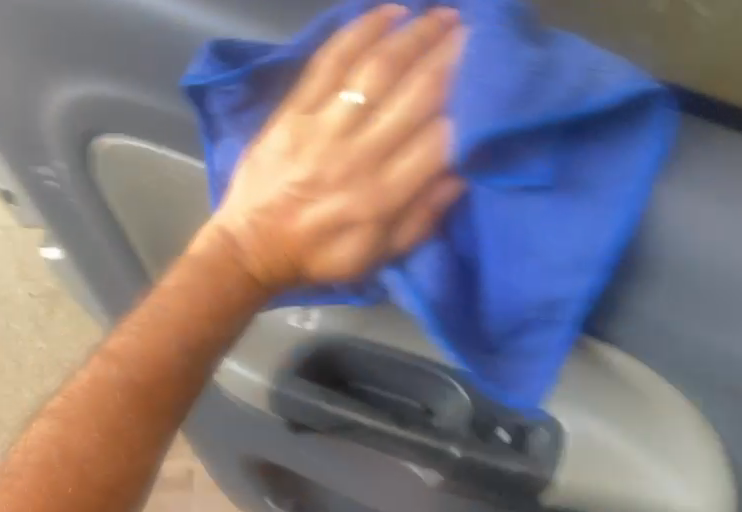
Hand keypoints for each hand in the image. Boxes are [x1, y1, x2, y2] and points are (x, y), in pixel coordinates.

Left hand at [205, 4, 467, 292]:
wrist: (249, 250)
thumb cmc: (317, 257)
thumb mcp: (374, 257)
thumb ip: (420, 220)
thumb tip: (462, 173)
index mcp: (379, 198)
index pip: (439, 140)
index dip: (470, 106)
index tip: (491, 83)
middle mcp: (355, 158)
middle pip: (416, 94)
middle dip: (453, 58)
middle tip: (478, 35)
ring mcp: (320, 130)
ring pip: (378, 69)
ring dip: (416, 35)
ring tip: (443, 17)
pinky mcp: (291, 114)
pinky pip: (330, 62)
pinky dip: (361, 31)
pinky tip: (389, 13)